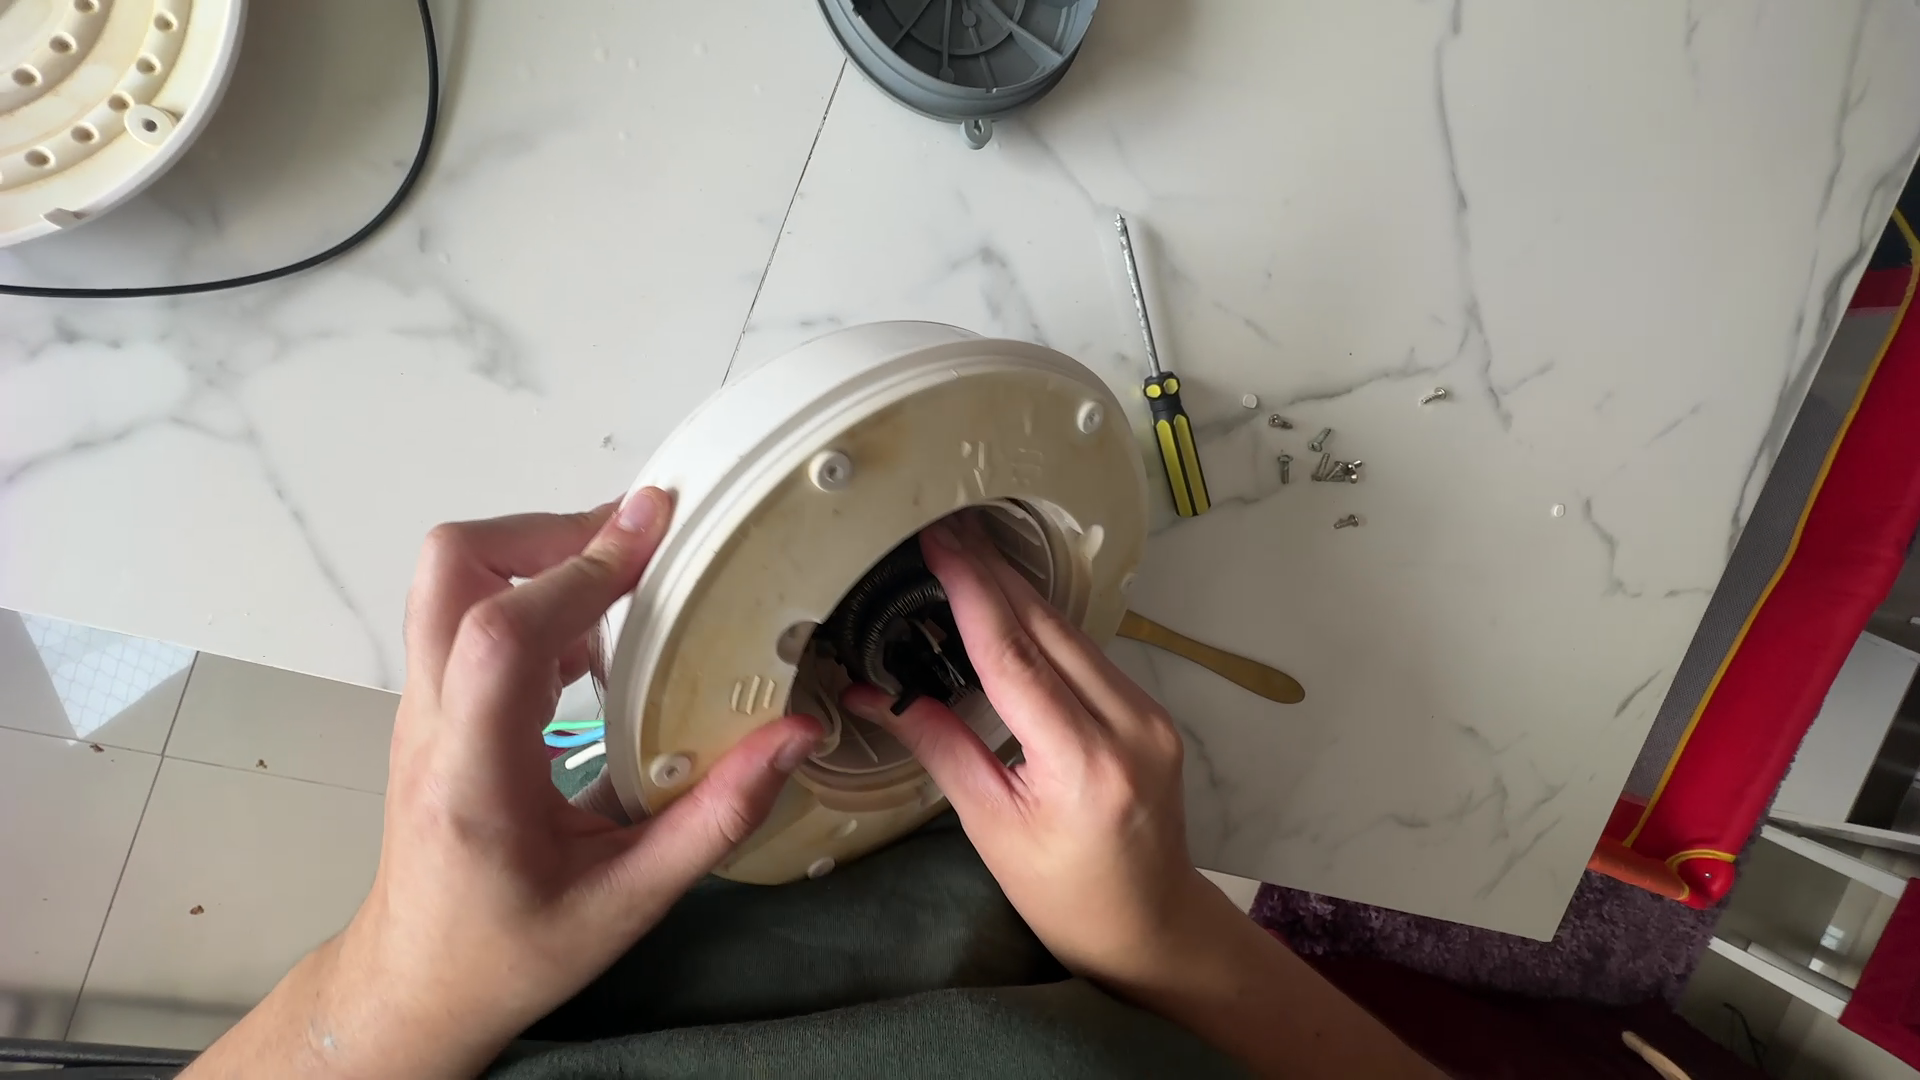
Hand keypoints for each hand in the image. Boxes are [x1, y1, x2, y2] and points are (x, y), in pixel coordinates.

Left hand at [187, 489, 819, 1079]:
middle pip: (453, 567)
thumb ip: (720, 817)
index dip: (580, 567)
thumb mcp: (631, 901)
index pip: (502, 634)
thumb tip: (795, 734)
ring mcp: (428, 703)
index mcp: (473, 771)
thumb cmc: (515, 950)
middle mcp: (434, 718)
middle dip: (553, 532)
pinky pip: (480, 607)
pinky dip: (545, 589)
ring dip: (548, 552)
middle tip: (641, 548)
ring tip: (634, 577)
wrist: (410, 985)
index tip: (655, 526)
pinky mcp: (445, 700)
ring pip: (457, 575)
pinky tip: (605, 632)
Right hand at [842, 513, 1216, 986]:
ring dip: (1017, 591)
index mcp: (1082, 764)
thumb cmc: (1062, 894)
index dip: (971, 593)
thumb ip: (940, 747)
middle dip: (993, 573)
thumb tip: (875, 694)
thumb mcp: (991, 828)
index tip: (939, 546)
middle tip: (947, 531)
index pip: (1013, 657)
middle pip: (1048, 629)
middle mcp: (1128, 725)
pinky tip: (1011, 602)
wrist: (1153, 925)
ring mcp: (1149, 713)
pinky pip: (1088, 652)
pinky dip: (1044, 623)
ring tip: (968, 554)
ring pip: (1071, 632)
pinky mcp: (1151, 710)